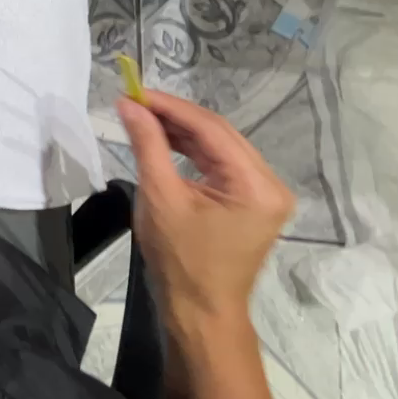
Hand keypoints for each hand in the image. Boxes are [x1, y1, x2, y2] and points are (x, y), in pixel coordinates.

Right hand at [116, 90, 294, 326]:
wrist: (199, 307)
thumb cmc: (181, 255)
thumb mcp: (159, 195)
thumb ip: (147, 143)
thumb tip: (128, 104)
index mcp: (256, 185)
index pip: (210, 128)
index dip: (170, 106)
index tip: (132, 92)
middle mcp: (269, 184)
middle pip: (218, 132)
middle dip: (174, 114)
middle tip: (133, 101)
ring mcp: (262, 193)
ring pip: (217, 144)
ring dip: (180, 129)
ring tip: (141, 116)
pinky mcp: (249, 200)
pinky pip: (218, 161)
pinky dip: (189, 147)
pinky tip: (162, 139)